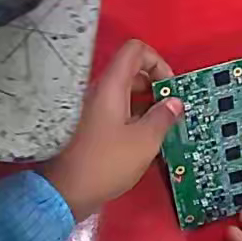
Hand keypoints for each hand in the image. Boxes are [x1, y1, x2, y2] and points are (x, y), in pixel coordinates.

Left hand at [42, 39, 183, 219]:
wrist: (66, 190)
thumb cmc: (106, 163)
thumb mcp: (145, 141)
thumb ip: (164, 117)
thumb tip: (175, 102)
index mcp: (111, 85)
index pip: (136, 50)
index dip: (158, 61)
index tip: (170, 88)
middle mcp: (100, 90)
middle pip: (132, 70)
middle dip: (156, 85)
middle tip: (171, 110)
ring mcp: (94, 107)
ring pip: (126, 91)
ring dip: (147, 102)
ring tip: (163, 126)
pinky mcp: (92, 124)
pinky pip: (118, 108)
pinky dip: (135, 115)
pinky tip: (146, 137)